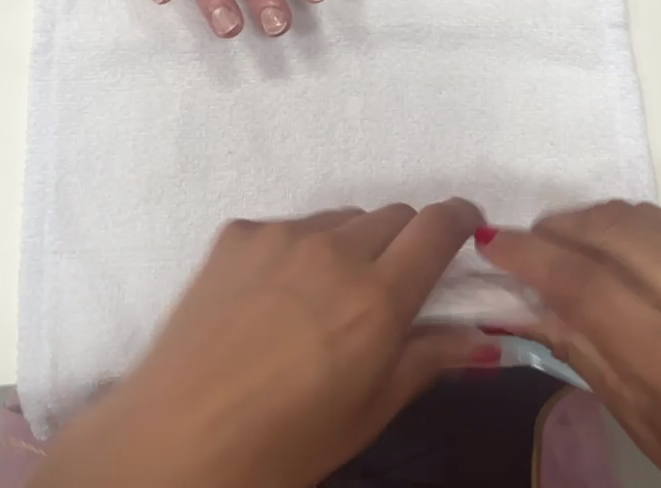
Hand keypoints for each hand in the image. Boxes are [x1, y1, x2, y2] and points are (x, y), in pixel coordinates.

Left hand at [33, 201, 492, 487]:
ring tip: (322, 298)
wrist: (175, 441)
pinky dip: (297, 250)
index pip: (436, 227)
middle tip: (388, 287)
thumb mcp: (368, 412)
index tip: (467, 228)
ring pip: (341, 219)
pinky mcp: (239, 232)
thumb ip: (428, 359)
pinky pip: (289, 227)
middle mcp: (334, 251)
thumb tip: (485, 338)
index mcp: (376, 298)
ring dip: (350, 245)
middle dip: (405, 241)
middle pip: (393, 215)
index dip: (460, 219)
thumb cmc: (284, 445)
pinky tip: (271, 298)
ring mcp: (281, 235)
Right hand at [478, 202, 660, 487]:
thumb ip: (581, 350)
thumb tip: (523, 297)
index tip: (493, 244)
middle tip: (524, 241)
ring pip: (643, 216)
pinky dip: (629, 223)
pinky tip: (610, 243)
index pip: (591, 287)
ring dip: (590, 218)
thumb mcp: (644, 427)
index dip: (533, 257)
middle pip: (615, 233)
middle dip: (557, 227)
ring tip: (561, 240)